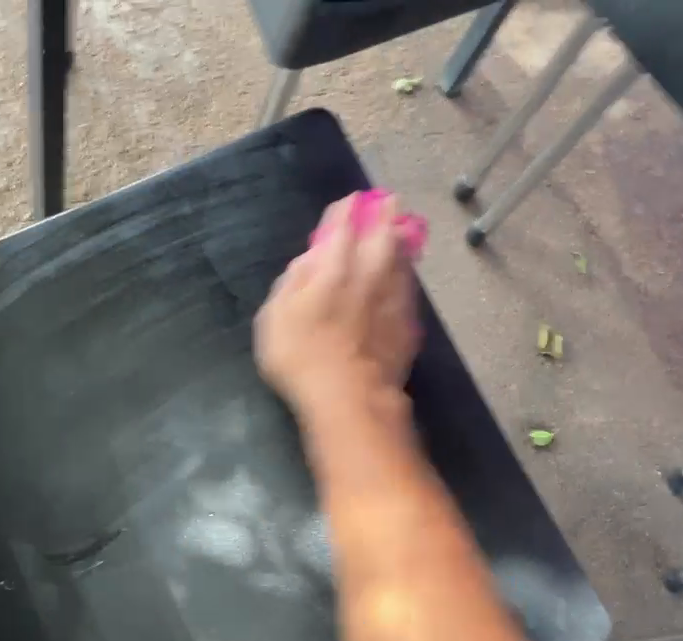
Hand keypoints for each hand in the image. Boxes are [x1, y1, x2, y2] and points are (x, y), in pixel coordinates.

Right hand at [255, 191, 421, 418]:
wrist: (349, 396)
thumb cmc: (300, 357)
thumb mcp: (275, 318)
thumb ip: (290, 283)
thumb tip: (308, 260)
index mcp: (333, 268)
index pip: (342, 228)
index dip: (345, 212)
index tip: (348, 202)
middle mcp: (369, 274)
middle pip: (382, 236)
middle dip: (384, 216)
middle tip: (389, 201)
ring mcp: (393, 299)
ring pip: (402, 259)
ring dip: (400, 242)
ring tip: (400, 231)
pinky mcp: (406, 324)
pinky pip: (407, 289)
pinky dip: (405, 276)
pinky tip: (404, 277)